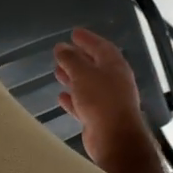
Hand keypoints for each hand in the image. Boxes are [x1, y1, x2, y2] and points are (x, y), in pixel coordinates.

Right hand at [53, 28, 147, 164]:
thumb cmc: (101, 100)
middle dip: (78, 58)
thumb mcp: (83, 73)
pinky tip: (61, 96)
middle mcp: (114, 82)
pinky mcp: (100, 118)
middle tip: (62, 52)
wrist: (114, 139)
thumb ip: (71, 59)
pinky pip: (84, 103)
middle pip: (95, 66)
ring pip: (88, 85)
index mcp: (115, 67)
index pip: (101, 47)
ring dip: (73, 78)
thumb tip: (61, 47)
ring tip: (57, 72)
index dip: (88, 39)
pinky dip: (73, 99)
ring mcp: (108, 101)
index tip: (74, 33)